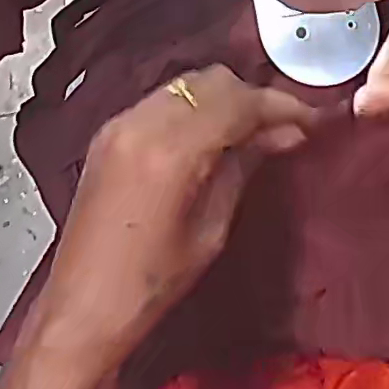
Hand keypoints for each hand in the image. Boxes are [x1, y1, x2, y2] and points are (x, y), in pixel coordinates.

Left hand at [27, 65, 312, 372]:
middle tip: (281, 126)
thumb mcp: (211, 228)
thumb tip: (287, 132)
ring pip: (187, 83)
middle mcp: (140, 123)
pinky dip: (193, 106)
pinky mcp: (107, 131)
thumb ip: (245, 165)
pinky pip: (162, 98)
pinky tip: (210, 134)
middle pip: (212, 80)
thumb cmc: (151, 285)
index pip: (237, 102)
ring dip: (223, 98)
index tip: (309, 118)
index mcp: (169, 152)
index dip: (280, 105)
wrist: (80, 308)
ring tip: (249, 131)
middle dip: (252, 97)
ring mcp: (118, 122)